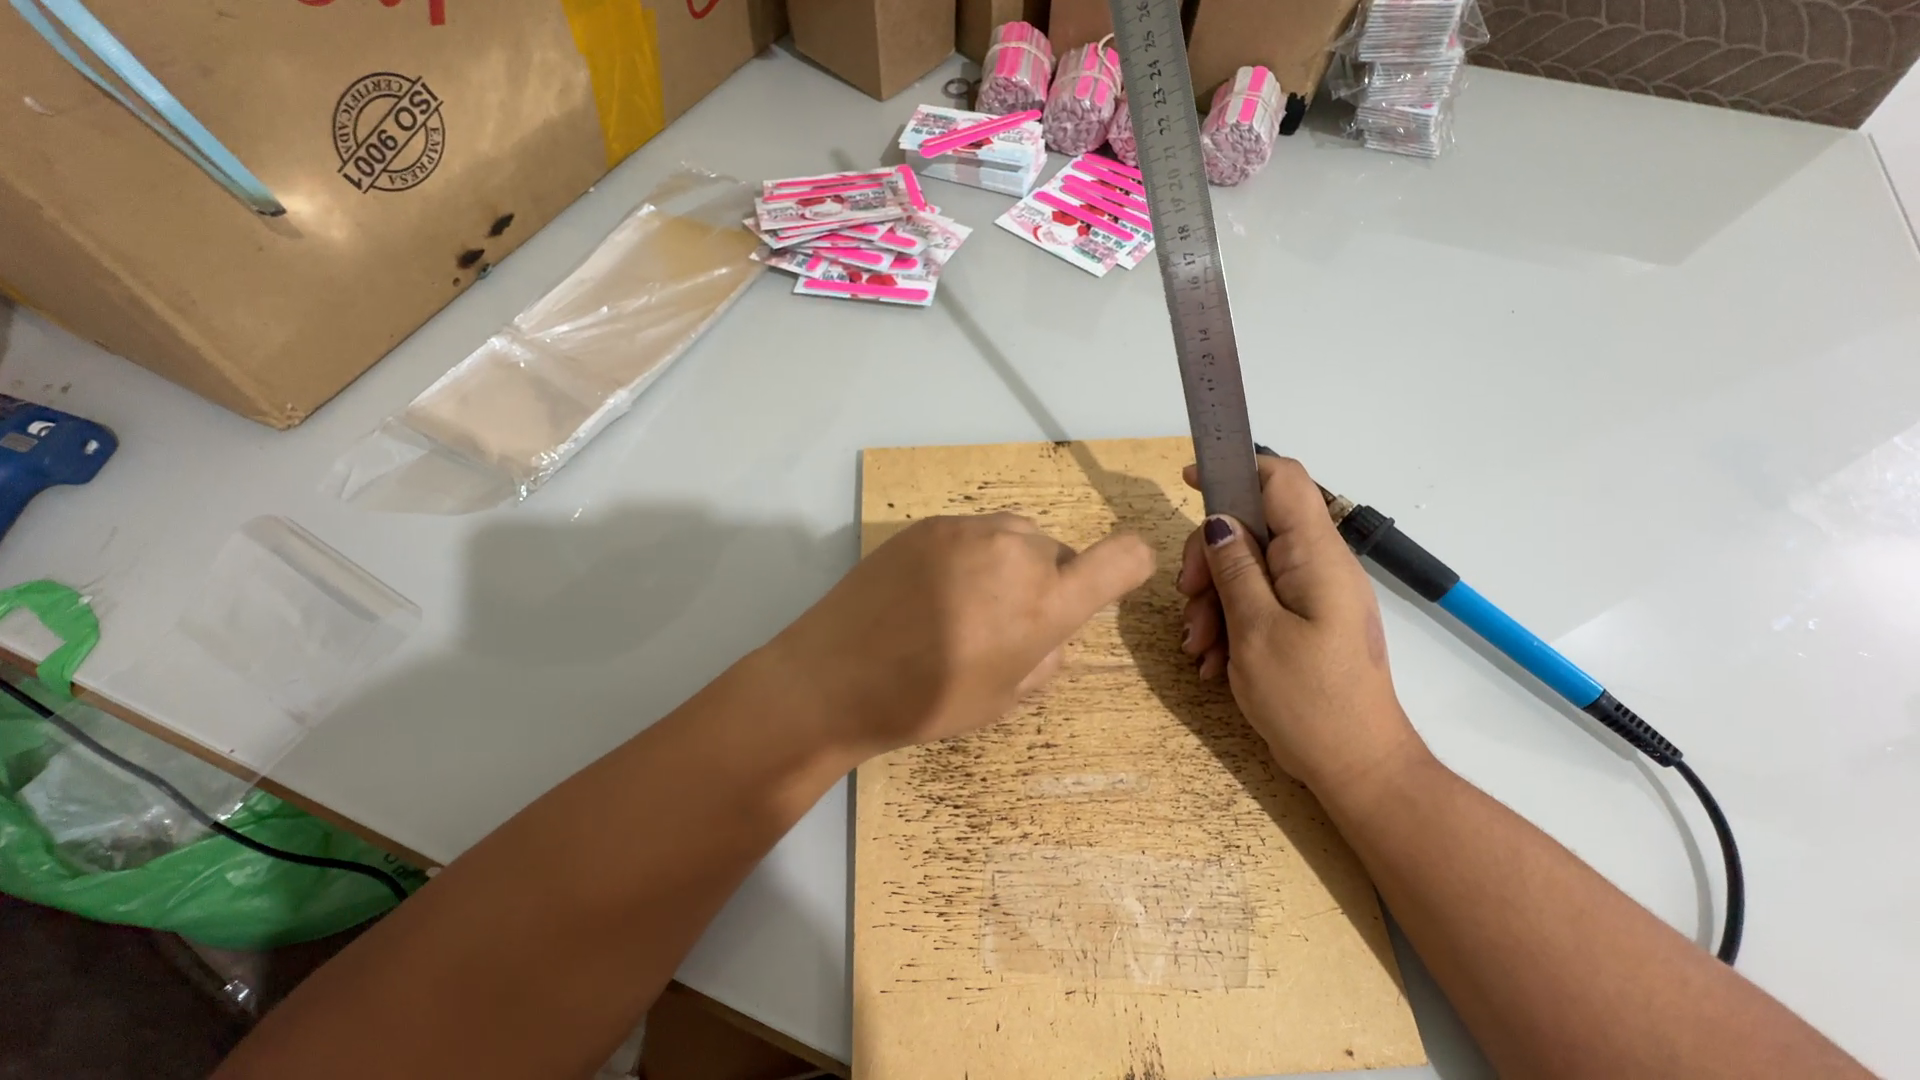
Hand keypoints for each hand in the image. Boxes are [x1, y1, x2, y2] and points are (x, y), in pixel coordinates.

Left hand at [767, 514, 1154, 761]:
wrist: (834, 677)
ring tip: (965, 606)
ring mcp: (968, 530)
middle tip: (1005, 624)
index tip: (1113, 584)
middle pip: (1058, 553)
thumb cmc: (928, 702)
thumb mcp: (1007, 700)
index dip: (1130, 566)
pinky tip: (930, 592)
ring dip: (1009, 565)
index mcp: (1047, 600)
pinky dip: (969, 557)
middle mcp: (1017, 550)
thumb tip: (1052, 631)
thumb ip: (1048, 656)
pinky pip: (972, 534)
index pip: (1123, 557)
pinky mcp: (928, 524)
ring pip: (1015, 538)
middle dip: (1047, 583)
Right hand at [1176, 455, 1427, 797]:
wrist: (1357, 766)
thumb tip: (1219, 523)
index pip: (1283, 480)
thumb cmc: (1307, 700)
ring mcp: (1316, 596)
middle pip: (1255, 528)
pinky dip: (1231, 622)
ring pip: (1251, 569)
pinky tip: (1213, 661)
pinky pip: (1262, 602)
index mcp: (1316, 557)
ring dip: (1215, 600)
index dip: (1237, 468)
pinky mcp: (1310, 623)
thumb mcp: (1255, 632)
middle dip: (1211, 558)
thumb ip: (1236, 570)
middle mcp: (1320, 566)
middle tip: (1187, 598)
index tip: (1189, 483)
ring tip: (1197, 647)